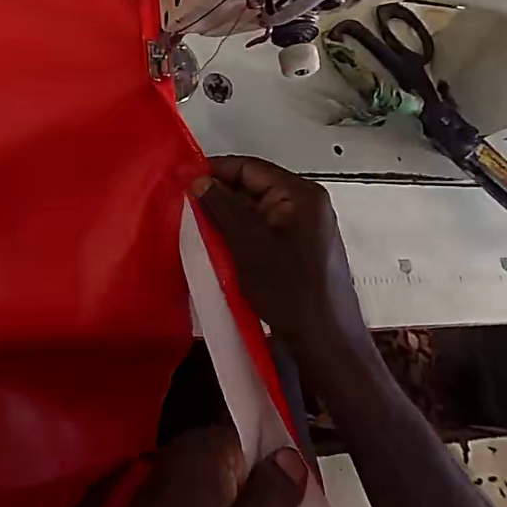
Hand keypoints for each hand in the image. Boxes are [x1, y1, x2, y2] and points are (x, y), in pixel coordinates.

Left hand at [64, 428, 308, 506]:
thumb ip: (273, 499)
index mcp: (198, 455)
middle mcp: (174, 463)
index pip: (251, 435)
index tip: (306, 499)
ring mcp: (161, 495)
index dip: (282, 464)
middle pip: (236, 467)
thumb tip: (288, 455)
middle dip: (265, 496)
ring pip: (221, 497)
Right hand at [191, 155, 363, 341]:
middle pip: (253, 187)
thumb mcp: (247, 244)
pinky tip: (218, 245)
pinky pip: (263, 229)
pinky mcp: (298, 247)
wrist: (323, 338)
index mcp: (300, 194)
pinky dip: (240, 233)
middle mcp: (305, 204)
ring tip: (197, 226)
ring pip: (255, 210)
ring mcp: (304, 227)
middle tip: (184, 205)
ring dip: (227, 217)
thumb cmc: (289, 290)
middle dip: (219, 195)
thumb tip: (199, 179)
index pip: (250, 168)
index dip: (214, 170)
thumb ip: (221, 207)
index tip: (183, 178)